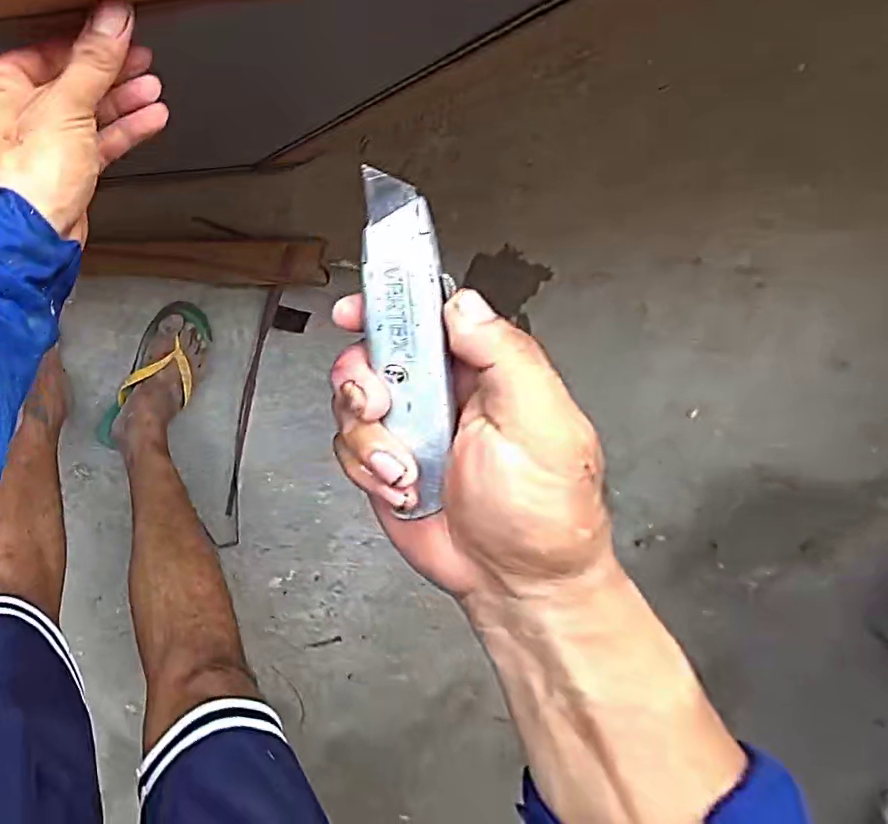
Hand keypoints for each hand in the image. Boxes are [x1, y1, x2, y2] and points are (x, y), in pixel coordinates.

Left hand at [0, 0, 168, 241]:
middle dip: (110, 72)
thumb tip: (112, 19)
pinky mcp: (60, 171)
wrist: (32, 240)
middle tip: (139, 57)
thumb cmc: (26, 181)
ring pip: (85, 112)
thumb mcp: (66, 105)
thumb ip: (93, 60)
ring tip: (150, 87)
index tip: (115, 29)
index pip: (44, 52)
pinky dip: (121, 130)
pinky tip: (148, 118)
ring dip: (121, 100)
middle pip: (68, 82)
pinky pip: (94, 141)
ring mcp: (37, 147)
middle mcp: (11, 118)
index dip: (84, 41)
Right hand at [328, 288, 613, 604]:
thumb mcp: (541, 426)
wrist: (513, 583)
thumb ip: (506, 356)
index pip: (423, 316)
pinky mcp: (380, 458)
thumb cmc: (544, 515)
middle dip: (363, 382)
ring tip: (407, 470)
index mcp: (477, 369)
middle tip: (382, 407)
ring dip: (369, 439)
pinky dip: (364, 468)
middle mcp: (435, 391)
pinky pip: (344, 445)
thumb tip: (465, 305)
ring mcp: (405, 425)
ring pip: (349, 401)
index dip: (384, 306)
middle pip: (370, 354)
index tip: (355, 310)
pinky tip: (402, 487)